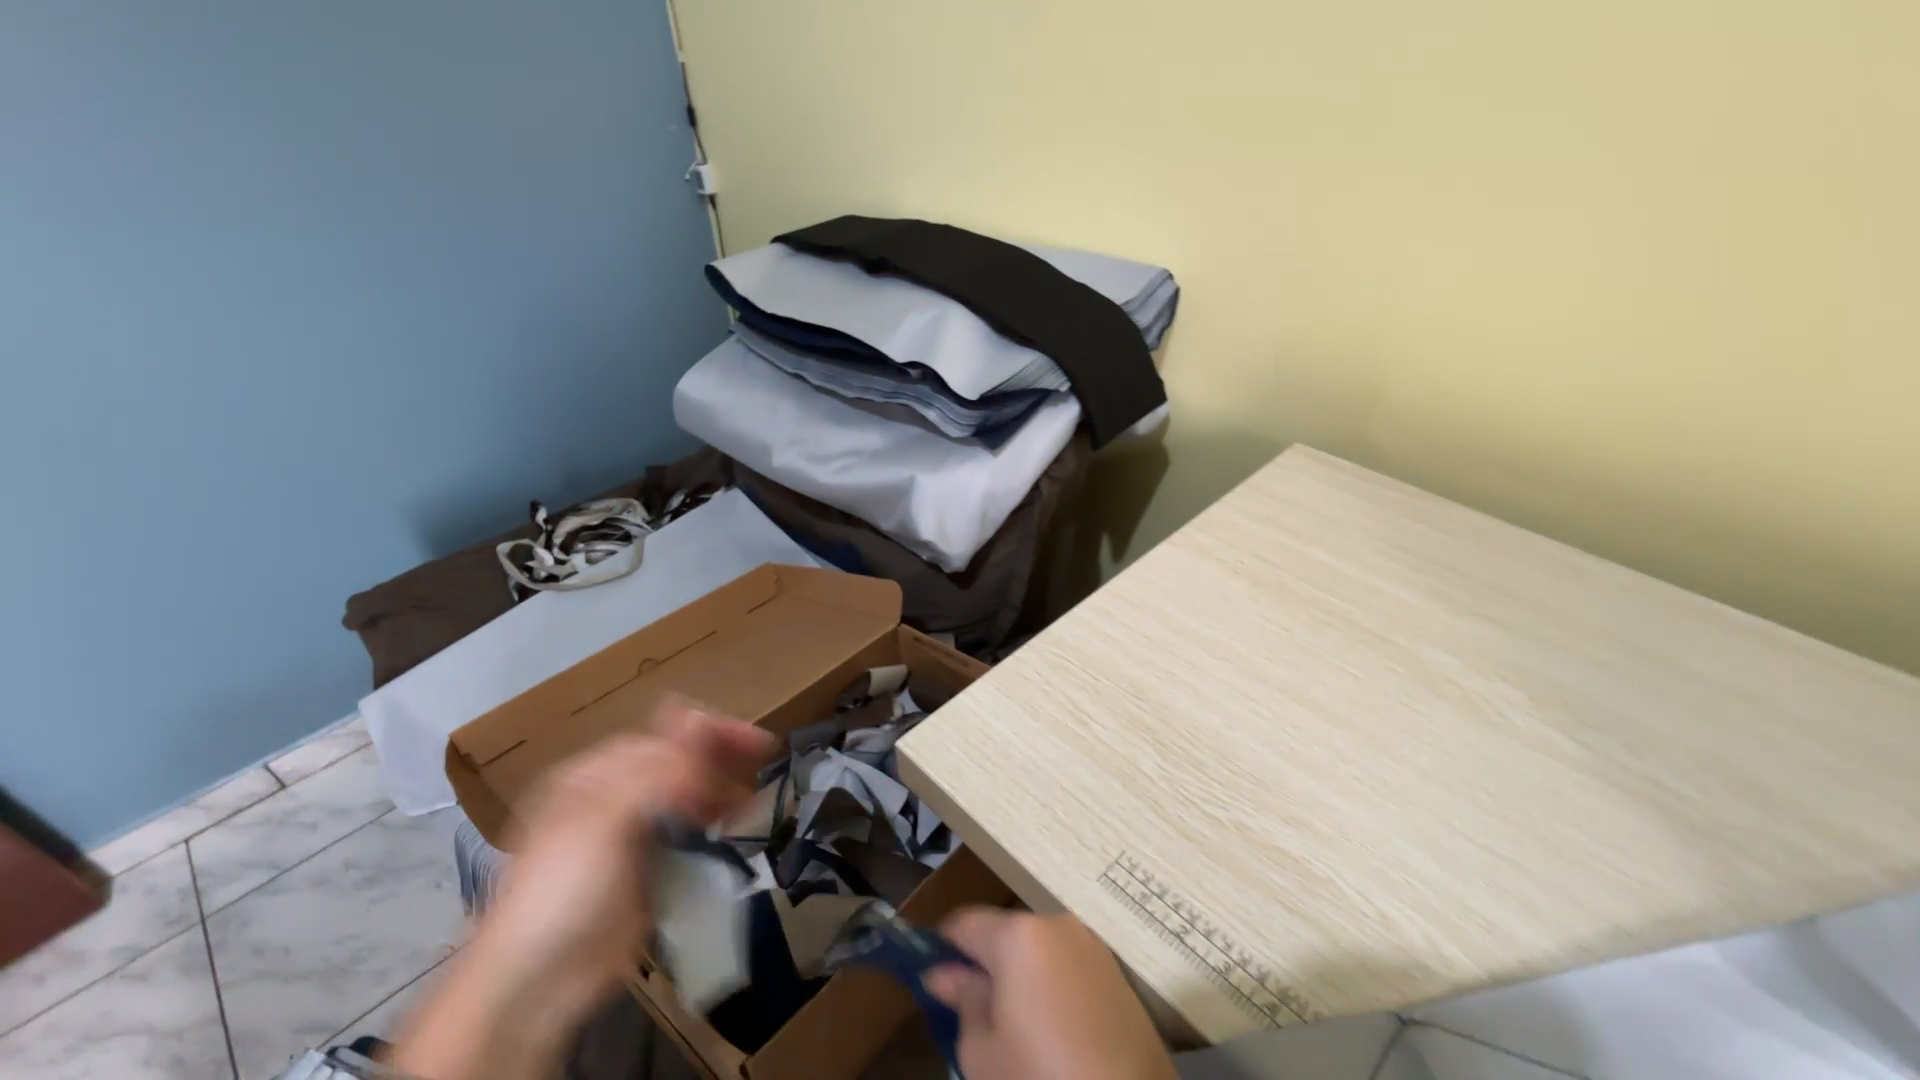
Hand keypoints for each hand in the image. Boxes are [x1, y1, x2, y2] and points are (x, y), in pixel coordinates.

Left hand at [393, 699, 769, 1078]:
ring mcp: (629, 837)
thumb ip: (658, 770)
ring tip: (748, 800)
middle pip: (674, 764)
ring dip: (717, 790)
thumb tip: (698, 720)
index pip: (659, 739)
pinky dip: (710, 826)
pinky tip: (729, 828)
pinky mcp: (646, 873)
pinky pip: (685, 836)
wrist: (538, 980)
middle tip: (761, 759)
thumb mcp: (605, 819)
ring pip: (683, 798)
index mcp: (592, 777)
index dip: (705, 733)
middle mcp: (611, 799)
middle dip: (716, 758)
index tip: (751, 738)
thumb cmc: (563, 889)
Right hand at [923, 909, 1176, 1079]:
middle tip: (970, 1014)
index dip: (941, 949)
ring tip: (1012, 1028)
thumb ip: (963, 1001)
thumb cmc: (1040, 1078)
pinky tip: (1050, 1031)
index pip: (963, 924)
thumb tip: (944, 974)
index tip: (932, 981)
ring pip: (1037, 951)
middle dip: (983, 965)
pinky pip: (1068, 968)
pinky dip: (1050, 988)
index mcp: (1019, 936)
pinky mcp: (1118, 975)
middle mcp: (1058, 926)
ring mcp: (1093, 947)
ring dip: (1018, 977)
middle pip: (1003, 934)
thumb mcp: (982, 1052)